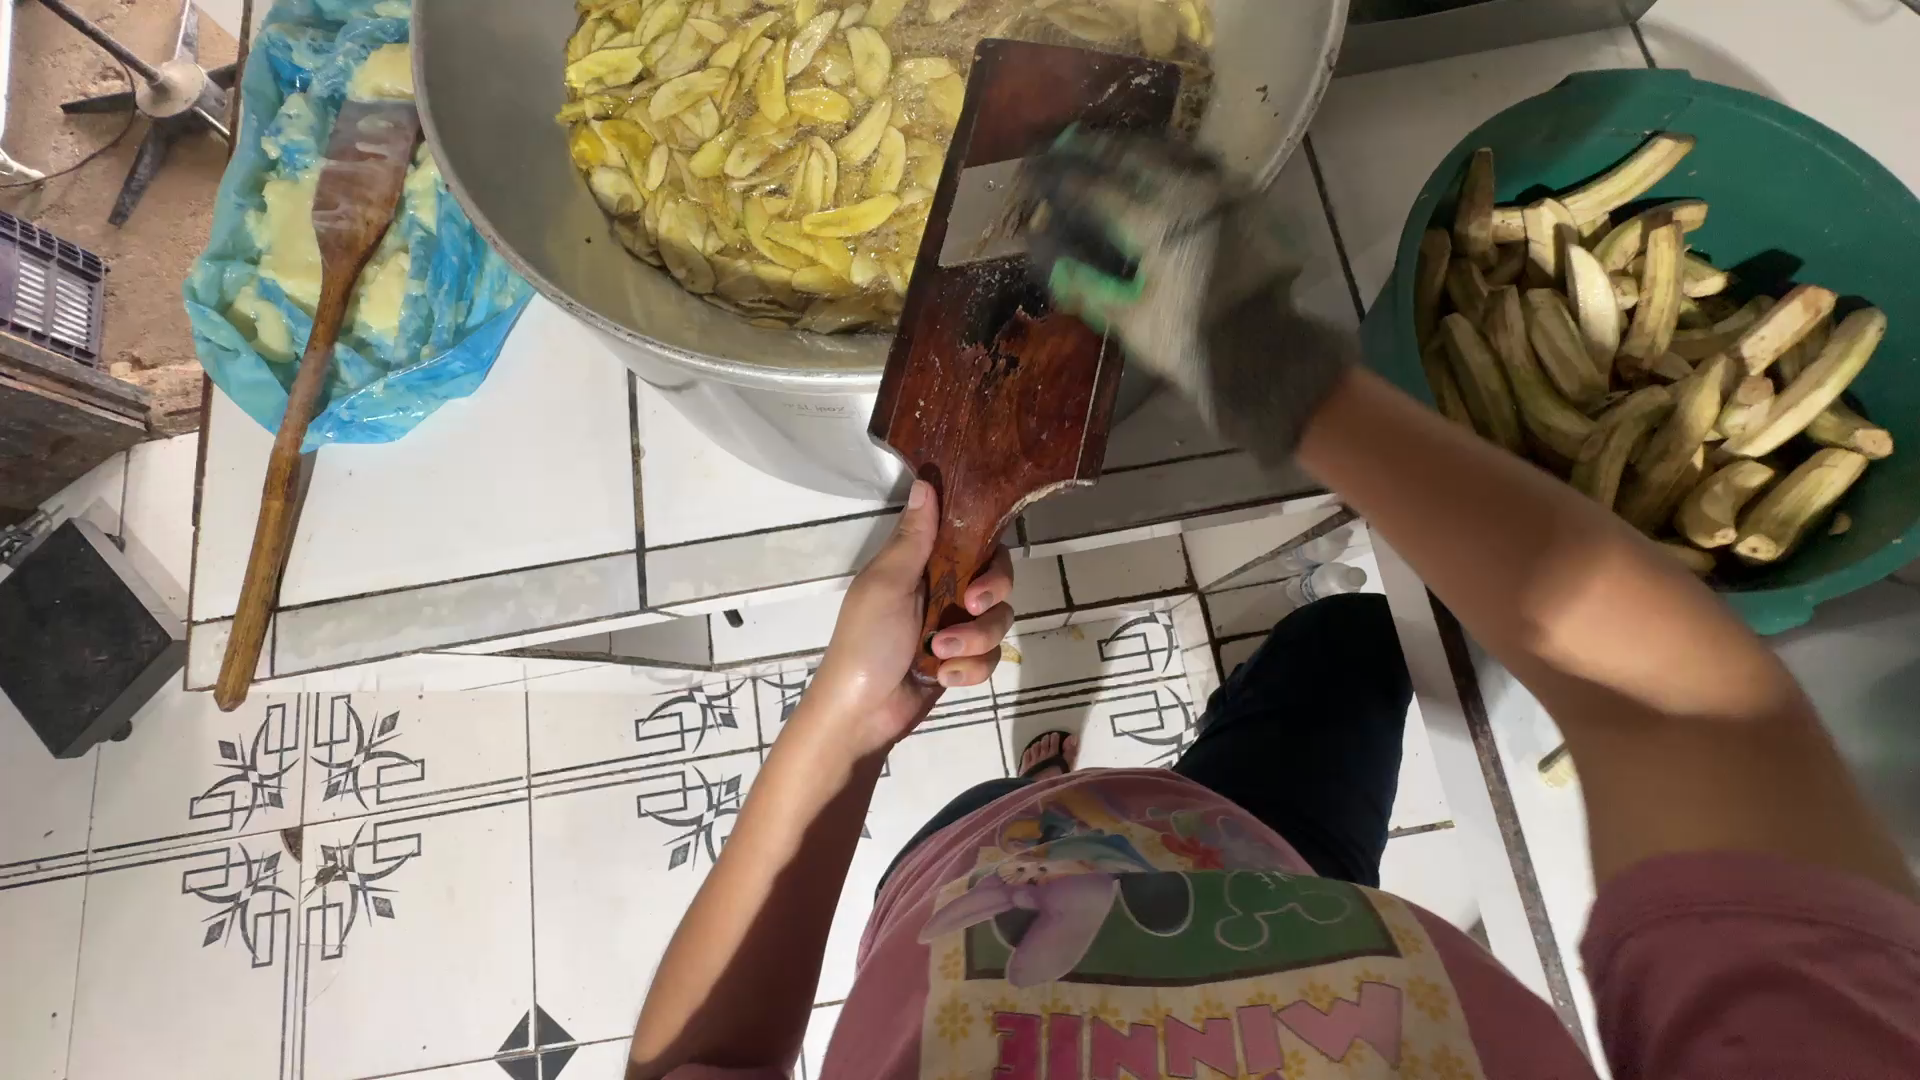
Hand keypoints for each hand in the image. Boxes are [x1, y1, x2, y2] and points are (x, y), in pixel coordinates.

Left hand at [797, 479, 1015, 756]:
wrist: (861, 712)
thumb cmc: (867, 640)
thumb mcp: (887, 583)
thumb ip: (913, 537)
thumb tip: (925, 481)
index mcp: (920, 564)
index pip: (972, 539)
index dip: (987, 547)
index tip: (982, 561)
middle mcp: (943, 590)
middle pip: (996, 579)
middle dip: (990, 595)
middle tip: (971, 606)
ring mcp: (953, 628)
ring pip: (997, 621)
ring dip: (974, 640)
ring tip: (940, 655)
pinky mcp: (961, 662)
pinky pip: (989, 658)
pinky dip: (969, 669)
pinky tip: (942, 677)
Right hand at [1025, 129, 1356, 464]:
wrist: (1264, 349)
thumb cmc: (1189, 342)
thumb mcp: (1130, 321)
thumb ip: (1085, 282)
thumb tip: (1042, 249)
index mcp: (1153, 226)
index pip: (1093, 188)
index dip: (1058, 176)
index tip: (1031, 166)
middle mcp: (1187, 194)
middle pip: (1131, 156)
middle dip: (1092, 146)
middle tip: (1063, 140)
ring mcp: (1222, 191)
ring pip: (1171, 149)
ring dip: (1134, 142)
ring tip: (1110, 140)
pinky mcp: (1246, 198)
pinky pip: (1203, 161)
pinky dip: (1174, 154)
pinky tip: (1165, 158)